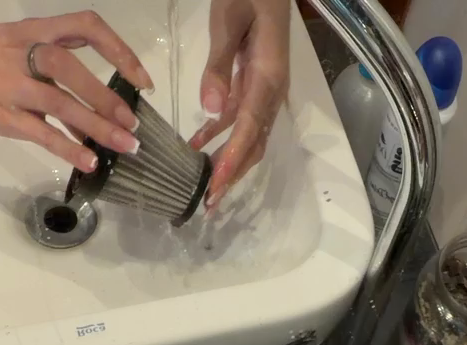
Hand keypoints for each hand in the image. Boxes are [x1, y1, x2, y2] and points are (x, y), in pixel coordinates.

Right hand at [0, 11, 157, 171]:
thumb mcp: (18, 50)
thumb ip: (55, 78)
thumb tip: (92, 118)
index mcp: (35, 31)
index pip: (85, 27)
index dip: (119, 50)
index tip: (142, 80)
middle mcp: (26, 53)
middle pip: (73, 67)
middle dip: (108, 97)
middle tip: (133, 124)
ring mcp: (12, 84)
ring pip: (61, 102)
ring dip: (98, 126)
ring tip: (125, 147)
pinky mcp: (1, 114)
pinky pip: (41, 133)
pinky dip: (68, 148)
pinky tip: (88, 162)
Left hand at [189, 0, 291, 209]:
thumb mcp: (229, 19)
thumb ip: (220, 64)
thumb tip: (212, 109)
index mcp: (268, 78)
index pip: (249, 129)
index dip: (232, 161)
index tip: (216, 186)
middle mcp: (270, 91)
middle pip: (253, 144)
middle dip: (232, 175)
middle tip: (210, 204)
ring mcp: (262, 89)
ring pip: (247, 137)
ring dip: (227, 163)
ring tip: (206, 189)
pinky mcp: (252, 82)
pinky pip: (236, 118)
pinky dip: (218, 135)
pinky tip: (196, 147)